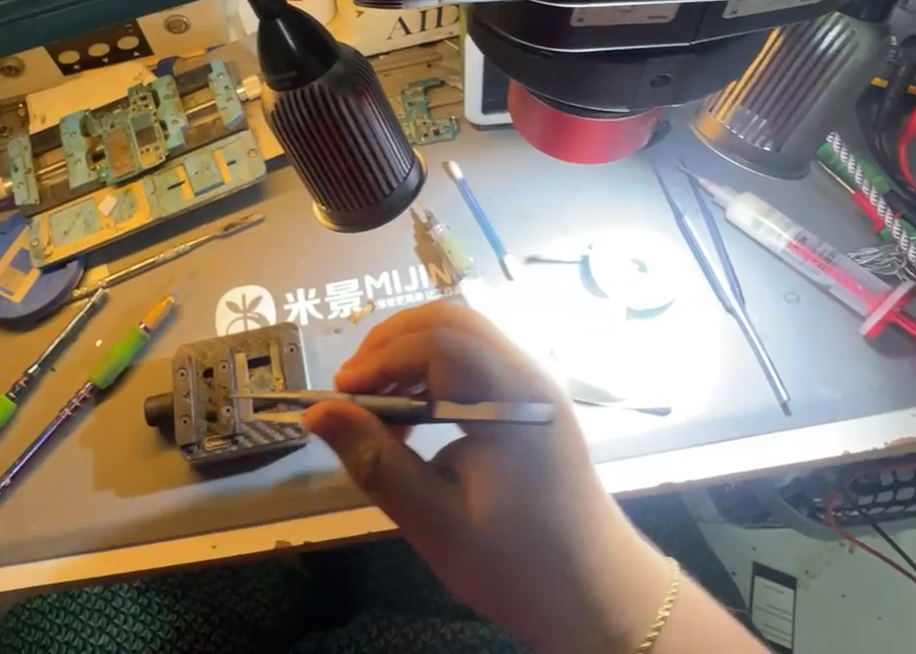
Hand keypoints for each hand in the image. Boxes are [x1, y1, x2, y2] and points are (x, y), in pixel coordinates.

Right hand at [302, 302, 664, 653]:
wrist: (597, 595)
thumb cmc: (516, 564)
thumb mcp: (435, 520)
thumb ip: (375, 460)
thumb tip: (318, 412)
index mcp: (512, 399)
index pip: (437, 343)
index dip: (381, 359)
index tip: (342, 396)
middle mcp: (527, 373)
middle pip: (450, 320)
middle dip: (391, 343)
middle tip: (354, 390)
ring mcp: (533, 380)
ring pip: (461, 331)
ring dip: (410, 352)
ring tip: (379, 404)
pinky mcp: (530, 394)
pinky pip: (473, 355)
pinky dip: (433, 367)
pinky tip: (415, 413)